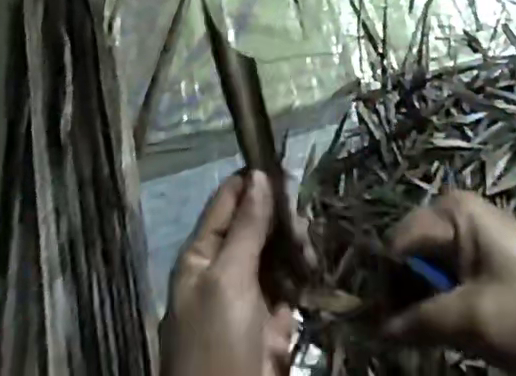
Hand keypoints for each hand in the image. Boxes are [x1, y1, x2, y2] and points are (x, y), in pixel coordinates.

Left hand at [162, 171, 297, 375]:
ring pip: (277, 252)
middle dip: (283, 219)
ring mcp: (248, 296)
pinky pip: (290, 285)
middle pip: (257, 224)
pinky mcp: (271, 322)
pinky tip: (314, 271)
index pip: (228, 200)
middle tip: (302, 227)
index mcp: (201, 255)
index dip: (256, 181)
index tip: (290, 171)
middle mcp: (223, 268)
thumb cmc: (217, 343)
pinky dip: (303, 277)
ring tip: (309, 255)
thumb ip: (246, 226)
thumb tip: (259, 173)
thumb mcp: (228, 278)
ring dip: (296, 248)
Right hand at [383, 190, 515, 370]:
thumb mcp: (473, 320)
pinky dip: (443, 301)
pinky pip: (450, 275)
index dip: (385, 283)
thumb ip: (420, 321)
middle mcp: (459, 212)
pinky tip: (449, 327)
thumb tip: (379, 330)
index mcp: (453, 211)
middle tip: (404, 333)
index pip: (397, 243)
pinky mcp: (488, 258)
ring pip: (429, 267)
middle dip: (403, 291)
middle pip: (411, 251)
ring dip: (423, 301)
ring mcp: (475, 234)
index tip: (379, 325)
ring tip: (426, 334)